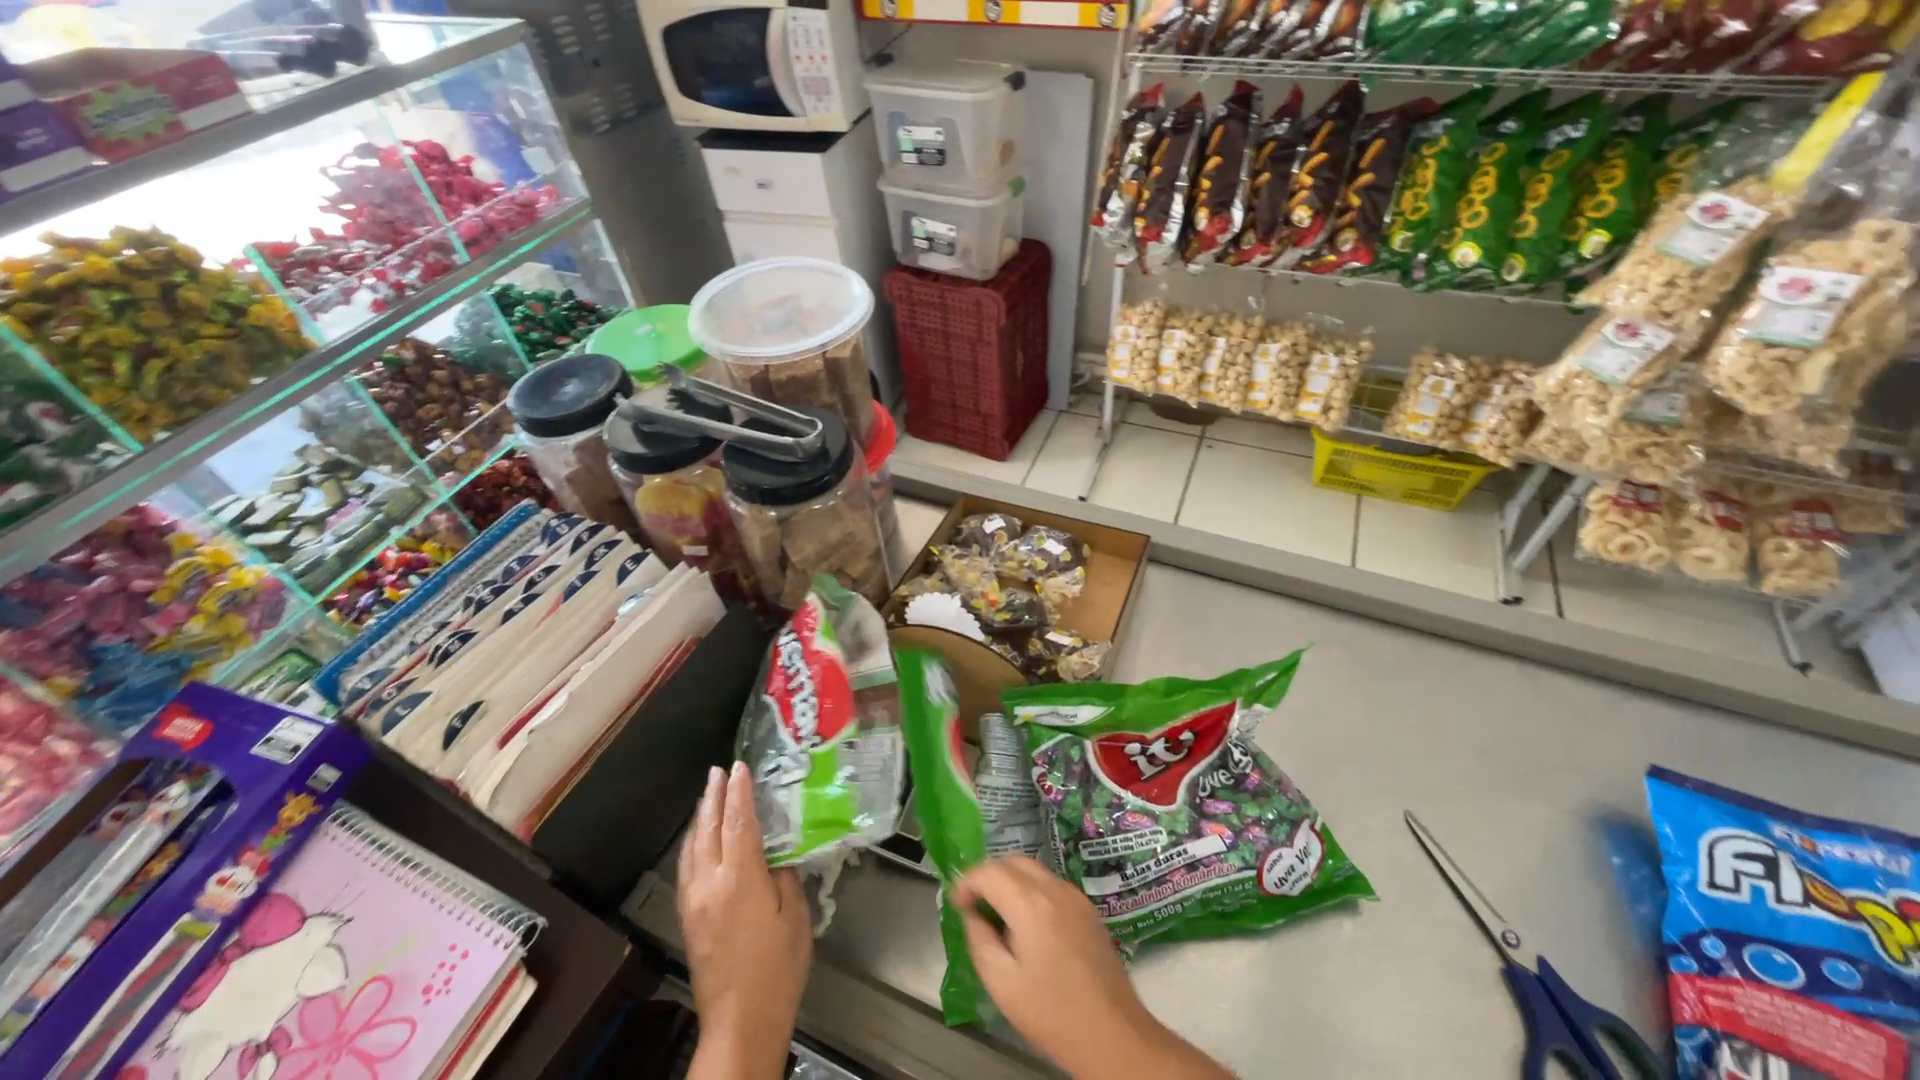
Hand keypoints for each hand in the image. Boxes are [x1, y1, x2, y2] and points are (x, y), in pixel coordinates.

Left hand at [679, 762, 811, 1079]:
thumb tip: (774, 857)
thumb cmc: (778, 967)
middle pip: (707, 829)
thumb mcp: (795, 917)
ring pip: (692, 847)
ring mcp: (694, 900)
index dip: (739, 792)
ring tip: (707, 796)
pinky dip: (694, 843)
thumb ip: (784, 878)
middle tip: (718, 771)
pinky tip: (698, 840)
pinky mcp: (687, 917)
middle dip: (713, 797)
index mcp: (740, 879)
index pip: (737, 823)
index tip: (739, 767)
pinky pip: (687, 866)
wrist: (741, 1018)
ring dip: (700, 818)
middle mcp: (710, 882)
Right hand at [954, 856, 1232, 1079]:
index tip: (957, 905)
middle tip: (974, 904)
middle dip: (988, 875)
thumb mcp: (1000, 982)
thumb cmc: (1051, 1013)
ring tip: (997, 914)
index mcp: (1032, 905)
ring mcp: (1077, 898)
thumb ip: (979, 939)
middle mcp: (1056, 890)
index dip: (967, 882)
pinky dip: (1031, 890)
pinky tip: (1026, 923)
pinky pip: (1053, 885)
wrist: (1113, 1033)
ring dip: (1011, 881)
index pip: (990, 871)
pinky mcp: (1089, 911)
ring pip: (1035, 870)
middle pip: (1014, 861)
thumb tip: (972, 914)